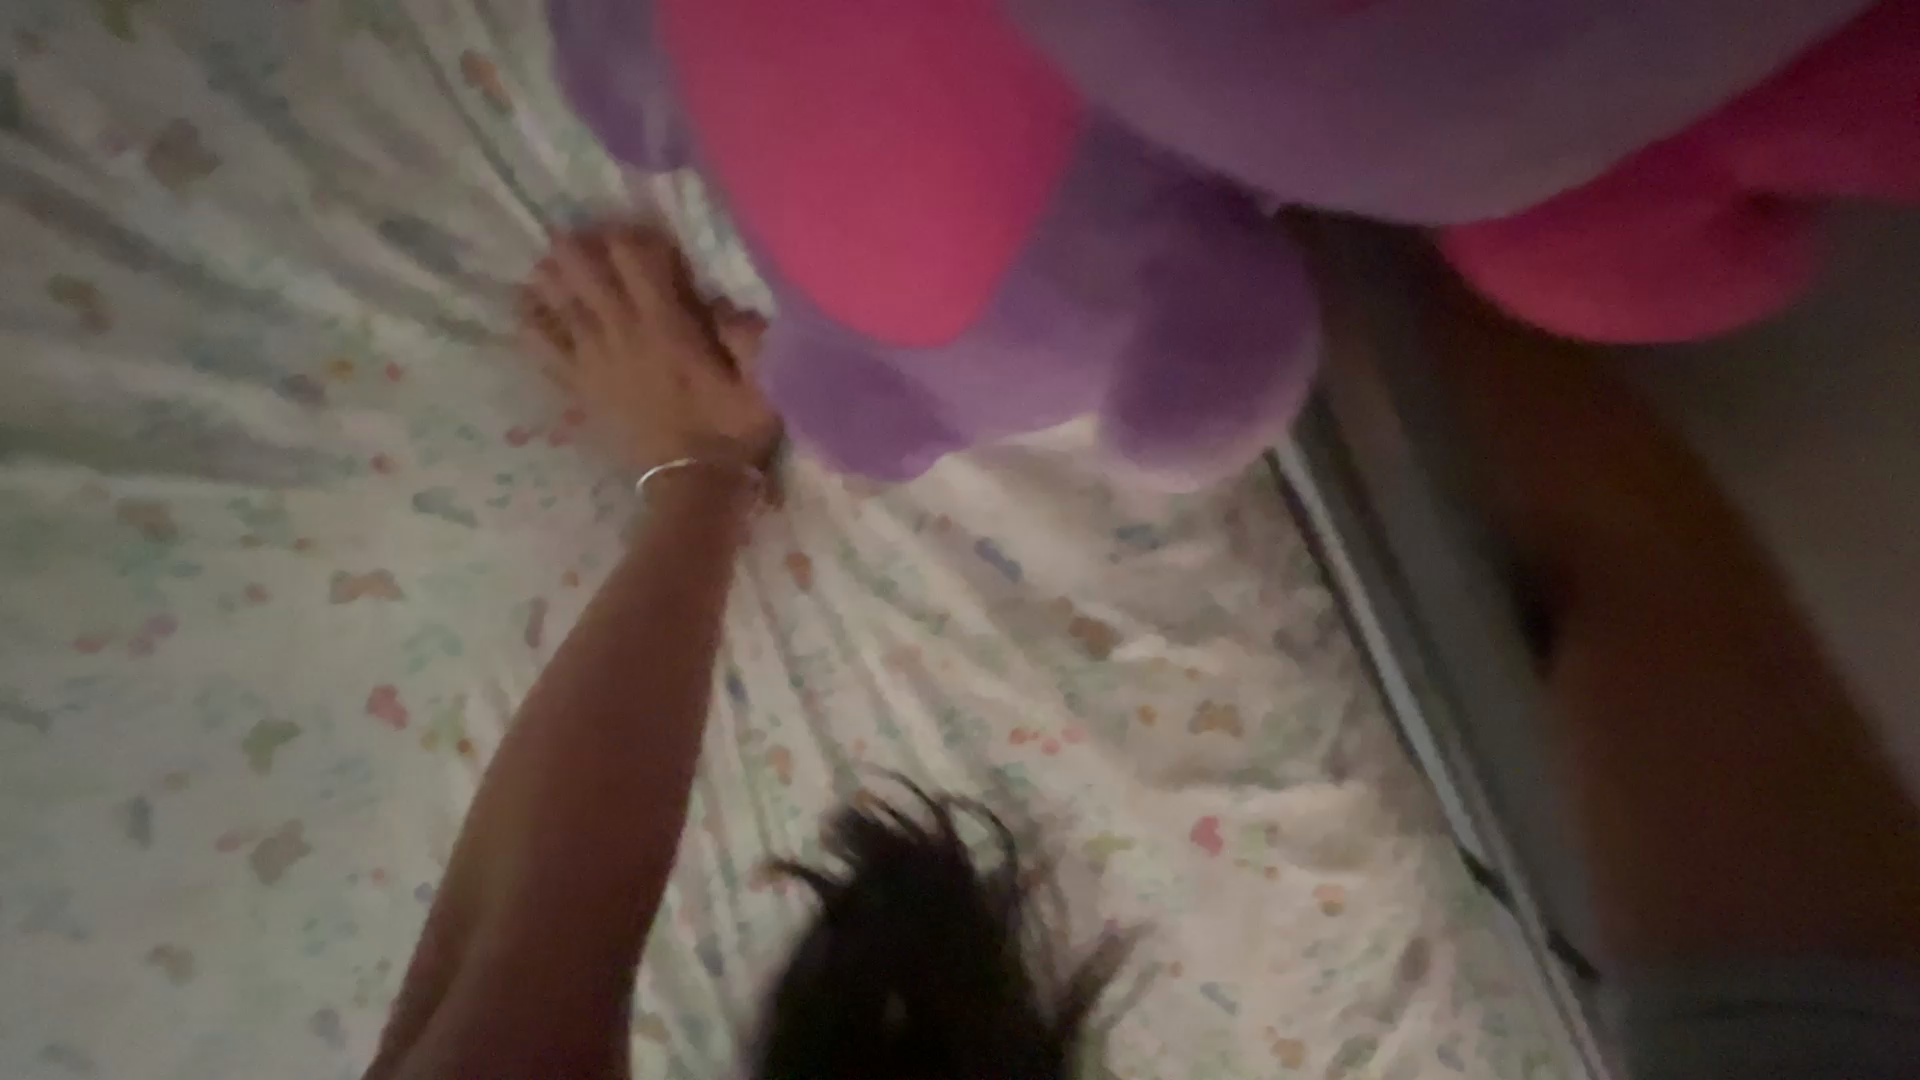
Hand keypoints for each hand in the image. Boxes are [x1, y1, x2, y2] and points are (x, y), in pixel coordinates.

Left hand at [519, 224, 781, 471]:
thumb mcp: (763, 386)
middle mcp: (622, 333)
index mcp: (667, 326)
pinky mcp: (579, 386)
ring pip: (557, 296)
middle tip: (598, 245)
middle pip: (583, 266)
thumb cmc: (732, 432)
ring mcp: (593, 360)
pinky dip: (532, 318)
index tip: (654, 244)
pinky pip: (540, 343)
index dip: (638, 237)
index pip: (634, 256)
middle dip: (586, 245)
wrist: (694, 485)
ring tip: (563, 264)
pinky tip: (530, 302)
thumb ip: (750, 338)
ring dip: (556, 273)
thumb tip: (728, 302)